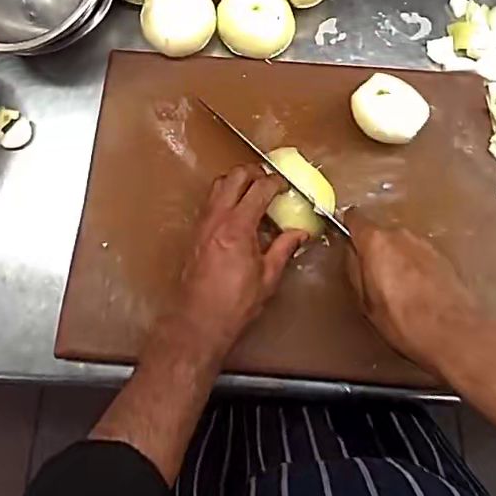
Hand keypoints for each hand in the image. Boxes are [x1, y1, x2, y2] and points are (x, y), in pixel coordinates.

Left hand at [154, 164, 311, 364]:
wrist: (196, 323)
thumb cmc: (233, 305)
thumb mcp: (268, 277)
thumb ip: (284, 248)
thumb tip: (300, 233)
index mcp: (238, 226)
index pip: (260, 188)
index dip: (276, 182)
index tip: (286, 185)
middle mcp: (217, 218)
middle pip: (235, 176)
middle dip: (254, 172)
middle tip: (269, 180)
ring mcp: (202, 223)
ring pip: (218, 184)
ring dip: (236, 181)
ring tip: (253, 191)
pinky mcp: (194, 232)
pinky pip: (210, 201)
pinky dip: (224, 196)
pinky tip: (236, 212)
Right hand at [345, 217, 495, 382]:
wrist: (453, 332)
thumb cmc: (404, 321)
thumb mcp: (365, 302)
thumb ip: (355, 270)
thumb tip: (352, 255)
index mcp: (375, 241)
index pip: (354, 218)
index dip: (348, 228)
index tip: (348, 241)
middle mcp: (401, 235)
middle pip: (380, 235)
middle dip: (375, 252)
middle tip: (374, 280)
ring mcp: (424, 244)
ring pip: (402, 246)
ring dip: (398, 261)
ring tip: (400, 292)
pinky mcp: (443, 257)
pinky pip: (420, 257)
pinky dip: (417, 269)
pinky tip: (419, 294)